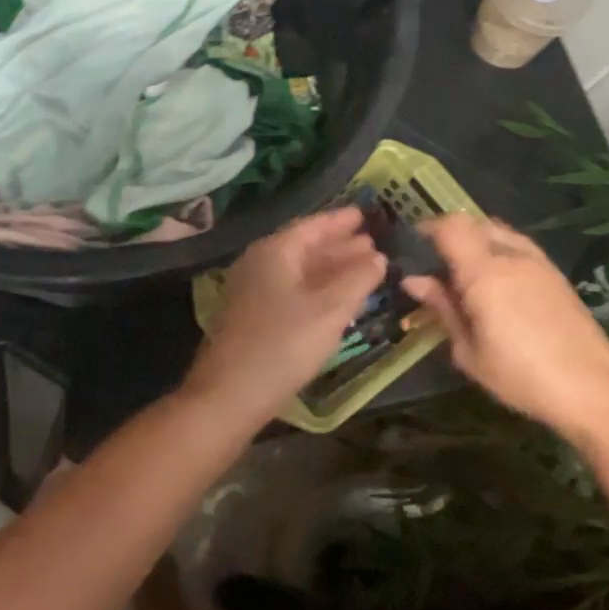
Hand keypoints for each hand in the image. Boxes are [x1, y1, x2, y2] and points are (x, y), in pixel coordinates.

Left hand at [183, 207, 386, 422]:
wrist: (231, 393)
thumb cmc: (284, 344)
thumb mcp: (330, 308)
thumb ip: (358, 278)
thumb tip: (377, 258)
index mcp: (275, 252)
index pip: (312, 226)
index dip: (341, 221)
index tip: (366, 216)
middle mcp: (259, 264)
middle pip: (304, 247)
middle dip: (339, 246)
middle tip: (373, 244)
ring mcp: (252, 292)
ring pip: (298, 272)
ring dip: (331, 270)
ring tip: (364, 270)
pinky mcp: (252, 318)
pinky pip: (291, 292)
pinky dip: (317, 290)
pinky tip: (337, 302)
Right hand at [403, 215, 608, 443]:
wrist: (592, 388)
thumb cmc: (520, 375)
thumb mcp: (468, 350)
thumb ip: (442, 308)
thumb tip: (415, 281)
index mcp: (484, 272)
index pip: (451, 226)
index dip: (427, 228)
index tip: (411, 245)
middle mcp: (512, 256)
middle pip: (475, 223)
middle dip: (450, 234)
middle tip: (434, 263)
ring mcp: (539, 263)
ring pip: (499, 232)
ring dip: (476, 241)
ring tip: (464, 273)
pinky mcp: (556, 275)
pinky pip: (519, 247)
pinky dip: (498, 252)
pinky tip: (494, 284)